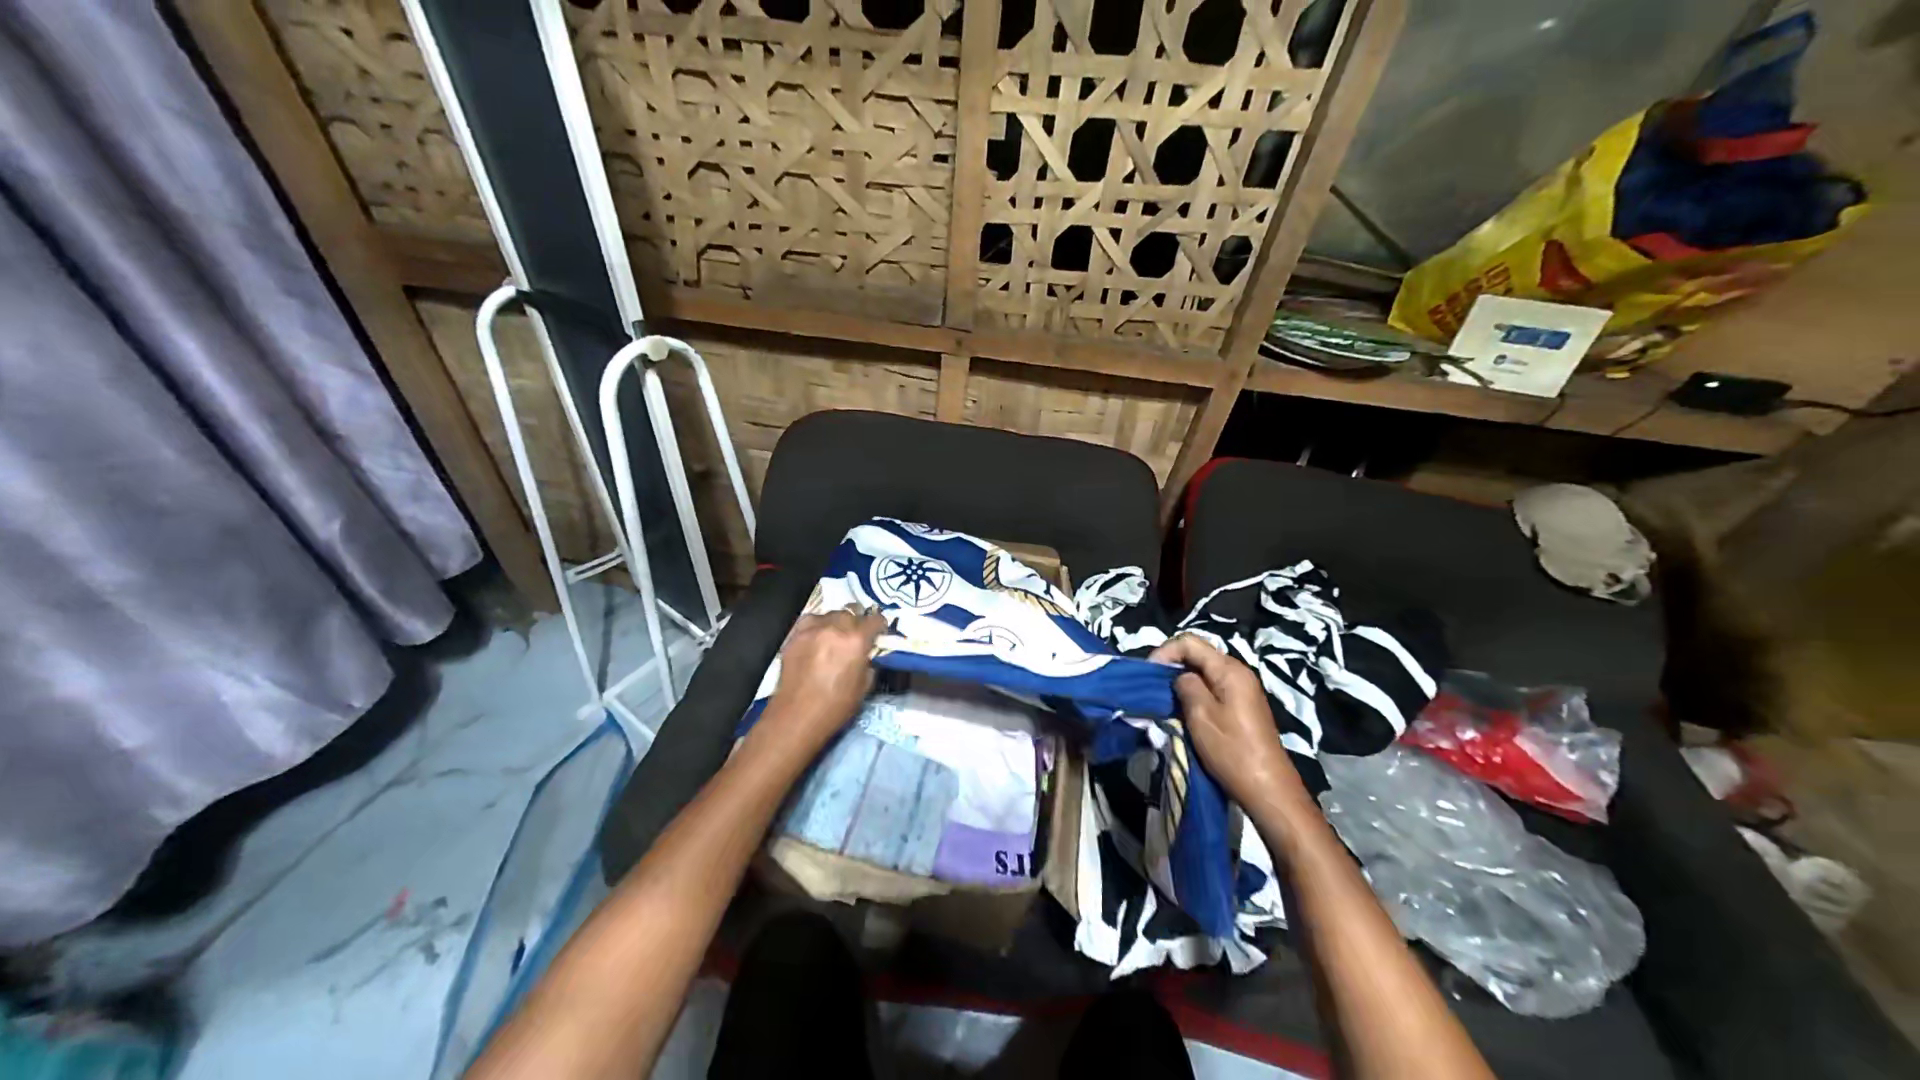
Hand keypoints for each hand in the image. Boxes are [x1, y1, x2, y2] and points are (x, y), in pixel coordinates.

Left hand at [766, 605, 888, 747]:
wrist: (797, 715)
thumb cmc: (835, 706)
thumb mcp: (864, 686)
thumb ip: (868, 663)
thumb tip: (866, 655)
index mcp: (856, 640)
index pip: (874, 620)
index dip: (879, 625)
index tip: (879, 632)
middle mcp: (835, 628)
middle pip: (851, 613)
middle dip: (857, 623)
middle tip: (856, 636)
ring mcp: (812, 629)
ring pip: (830, 614)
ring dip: (837, 622)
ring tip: (835, 636)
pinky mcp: (795, 635)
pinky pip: (811, 621)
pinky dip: (818, 626)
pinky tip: (817, 637)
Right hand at [1150, 634, 1305, 807]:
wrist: (1267, 788)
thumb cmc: (1232, 751)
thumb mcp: (1201, 716)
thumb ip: (1186, 686)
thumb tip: (1180, 677)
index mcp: (1230, 670)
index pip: (1190, 642)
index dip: (1165, 652)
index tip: (1148, 673)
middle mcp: (1239, 673)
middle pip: (1199, 654)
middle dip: (1173, 665)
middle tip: (1153, 686)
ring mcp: (1243, 689)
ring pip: (1204, 672)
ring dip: (1183, 680)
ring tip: (1165, 698)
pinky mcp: (1242, 706)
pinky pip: (1213, 687)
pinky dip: (1195, 692)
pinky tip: (1184, 709)